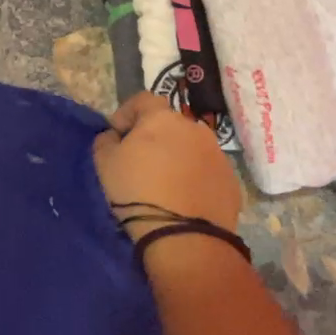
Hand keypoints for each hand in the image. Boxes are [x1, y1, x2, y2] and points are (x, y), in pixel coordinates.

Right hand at [93, 93, 240, 240]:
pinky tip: (181, 196)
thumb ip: (107, 139)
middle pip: (169, 123)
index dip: (126, 113)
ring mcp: (218, 156)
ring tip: (162, 180)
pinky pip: (205, 169)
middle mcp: (195, 130)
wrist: (184, 235)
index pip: (143, 99)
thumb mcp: (103, 160)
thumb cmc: (136, 189)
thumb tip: (117, 137)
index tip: (117, 135)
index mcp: (163, 119)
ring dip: (175, 154)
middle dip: (153, 135)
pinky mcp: (232, 181)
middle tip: (139, 159)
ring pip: (190, 146)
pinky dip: (193, 175)